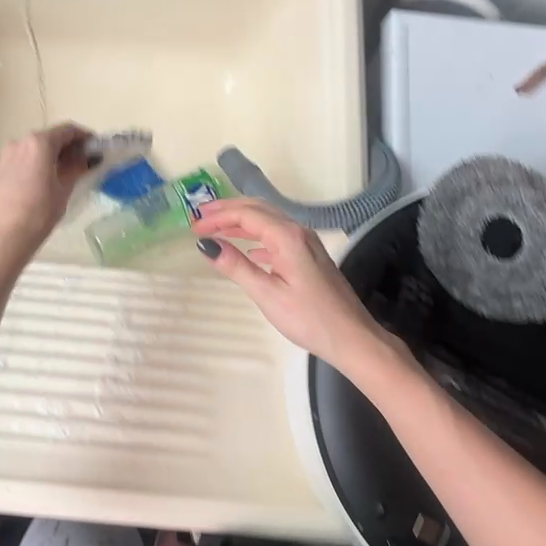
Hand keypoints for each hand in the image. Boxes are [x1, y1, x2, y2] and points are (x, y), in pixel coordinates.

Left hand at [0, 124, 95, 266]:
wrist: (3, 237)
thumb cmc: (40, 212)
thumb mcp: (64, 189)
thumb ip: (76, 167)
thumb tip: (86, 157)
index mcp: (39, 143)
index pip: (67, 130)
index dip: (84, 136)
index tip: (94, 147)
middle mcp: (18, 143)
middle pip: (47, 138)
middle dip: (65, 147)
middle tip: (79, 162)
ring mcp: (3, 157)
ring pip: (30, 150)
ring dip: (46, 157)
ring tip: (56, 175)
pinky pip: (17, 163)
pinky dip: (30, 167)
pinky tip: (35, 185)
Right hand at [191, 198, 401, 375]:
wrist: (352, 337)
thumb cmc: (308, 318)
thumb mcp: (266, 294)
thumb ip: (236, 266)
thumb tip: (206, 245)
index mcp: (287, 236)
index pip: (246, 214)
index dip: (217, 217)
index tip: (194, 227)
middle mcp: (298, 231)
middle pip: (258, 209)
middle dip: (227, 210)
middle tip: (200, 217)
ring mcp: (306, 242)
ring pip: (268, 220)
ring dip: (241, 222)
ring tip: (216, 229)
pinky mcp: (310, 255)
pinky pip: (277, 234)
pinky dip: (256, 235)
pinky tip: (248, 249)